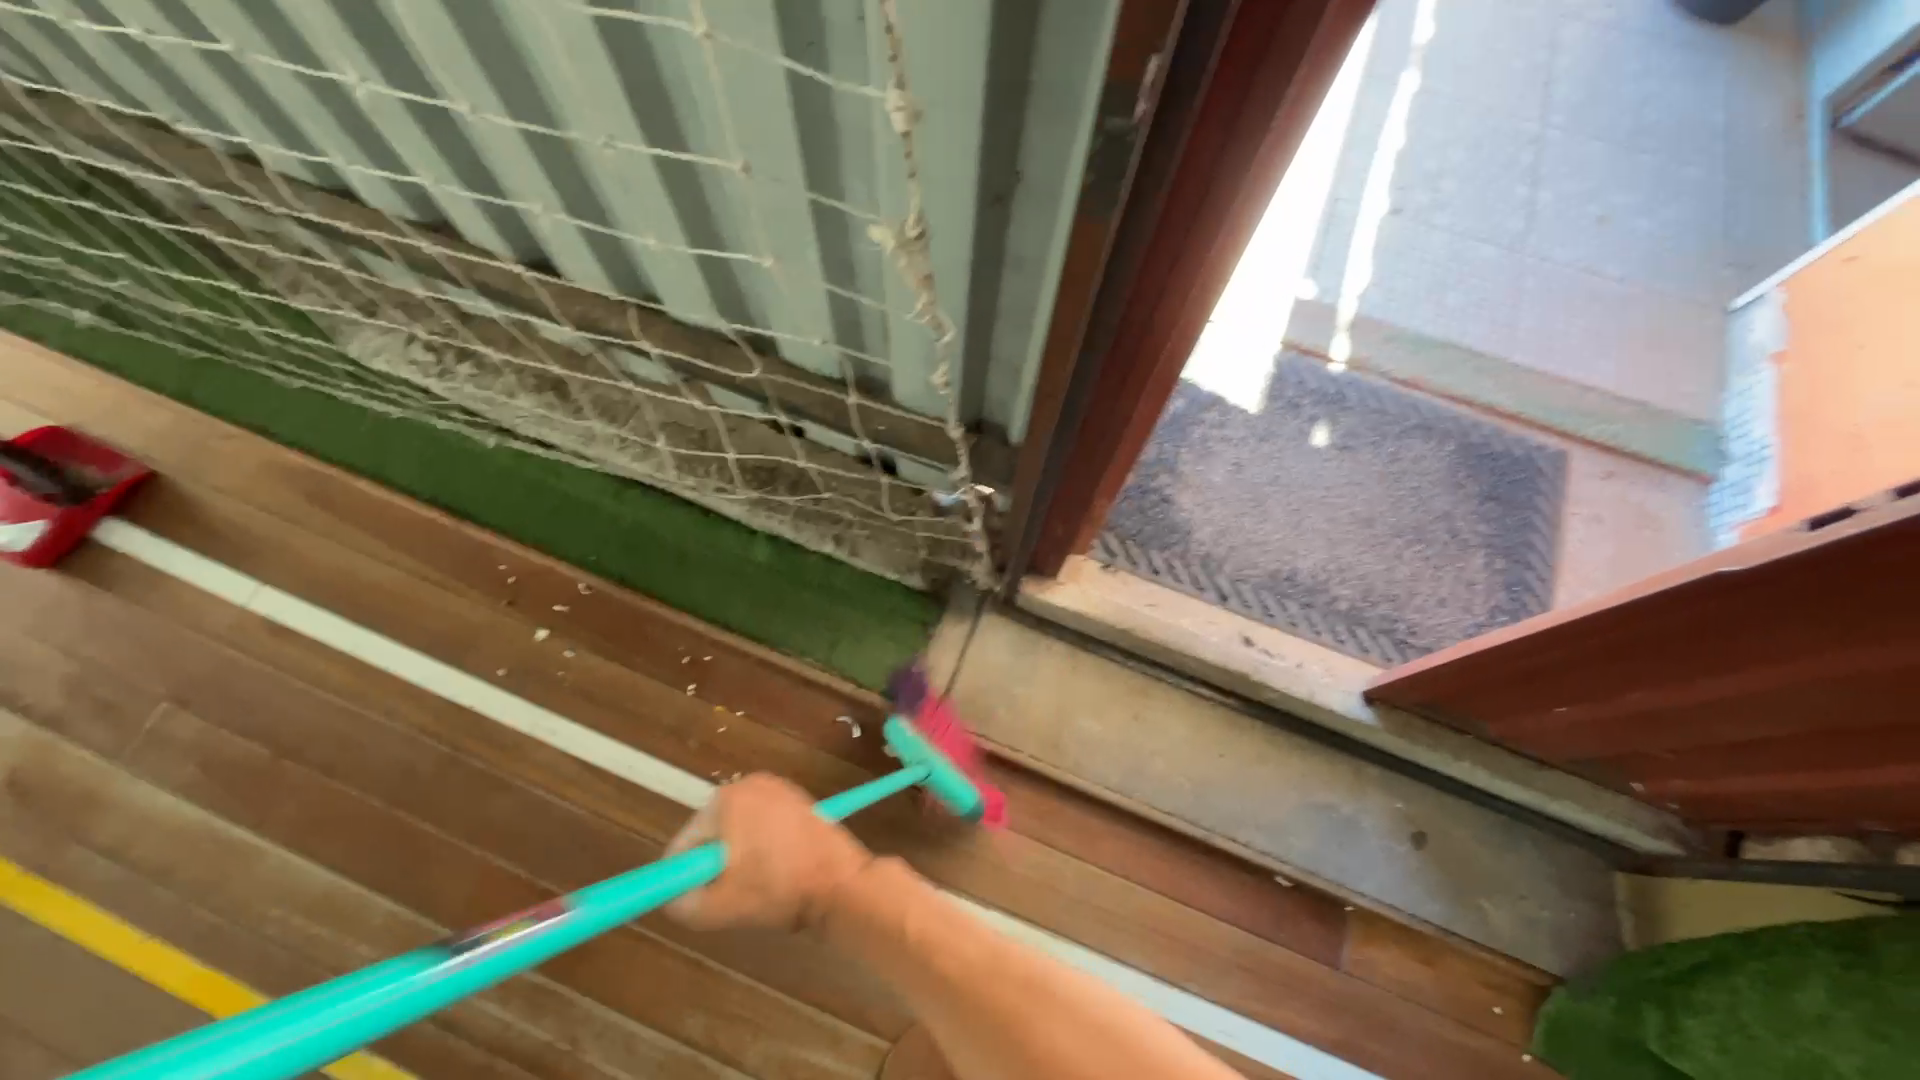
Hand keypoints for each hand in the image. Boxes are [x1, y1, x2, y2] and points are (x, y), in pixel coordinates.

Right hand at [663, 773, 873, 932]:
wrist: (841, 884)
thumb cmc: (777, 889)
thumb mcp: (717, 908)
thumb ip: (682, 903)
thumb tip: (673, 897)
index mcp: (726, 799)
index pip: (686, 843)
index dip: (686, 876)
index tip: (700, 899)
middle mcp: (751, 783)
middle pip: (714, 834)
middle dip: (718, 866)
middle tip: (733, 895)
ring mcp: (780, 790)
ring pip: (740, 833)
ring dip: (742, 859)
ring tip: (761, 885)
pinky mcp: (800, 802)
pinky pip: (765, 829)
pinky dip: (765, 850)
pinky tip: (780, 872)